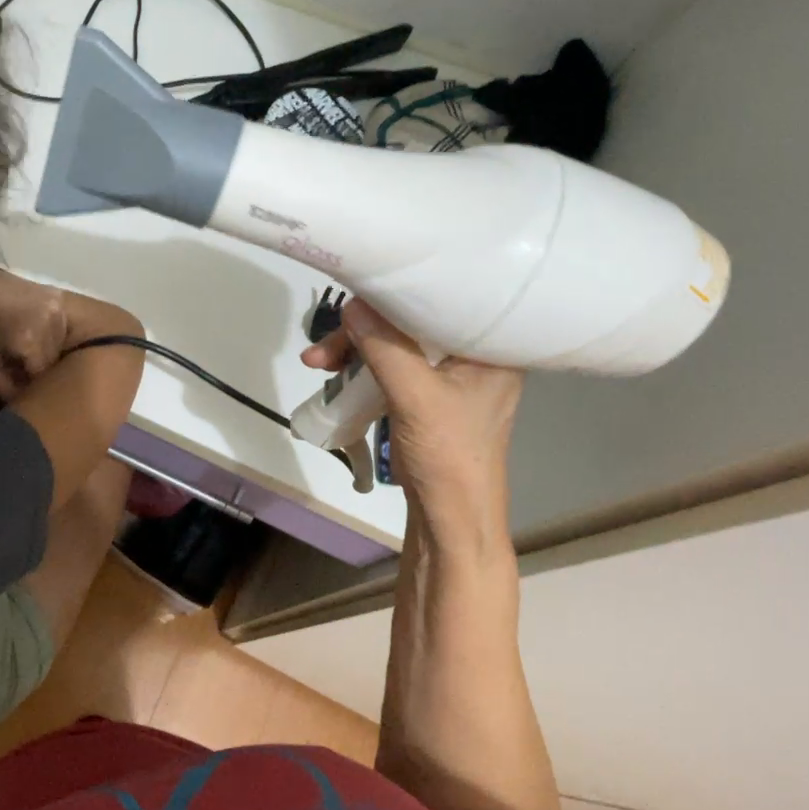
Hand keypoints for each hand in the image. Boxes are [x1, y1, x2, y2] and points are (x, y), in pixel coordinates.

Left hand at [0, 266, 69, 398]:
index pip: (42, 373)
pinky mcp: (59, 297)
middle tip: (26, 371)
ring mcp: (56, 308)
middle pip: (55, 360)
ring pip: (62, 344)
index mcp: (28, 340)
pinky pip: (62, 327)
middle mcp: (49, 323)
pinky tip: (36, 335)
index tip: (24, 387)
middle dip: (41, 369)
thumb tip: (20, 403)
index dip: (33, 383)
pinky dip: (52, 336)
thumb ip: (3, 385)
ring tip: (30, 353)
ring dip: (49, 353)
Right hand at [302, 300, 522, 525]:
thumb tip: (352, 304)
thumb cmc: (449, 455)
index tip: (358, 295)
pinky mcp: (429, 394)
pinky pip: (391, 365)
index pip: (446, 297)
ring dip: (354, 349)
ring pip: (396, 343)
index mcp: (492, 346)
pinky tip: (333, 374)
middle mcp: (475, 353)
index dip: (400, 292)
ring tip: (316, 364)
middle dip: (363, 329)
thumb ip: (384, 348)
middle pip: (412, 322)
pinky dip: (361, 367)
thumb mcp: (415, 396)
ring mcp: (451, 376)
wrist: (450, 517)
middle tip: (323, 349)